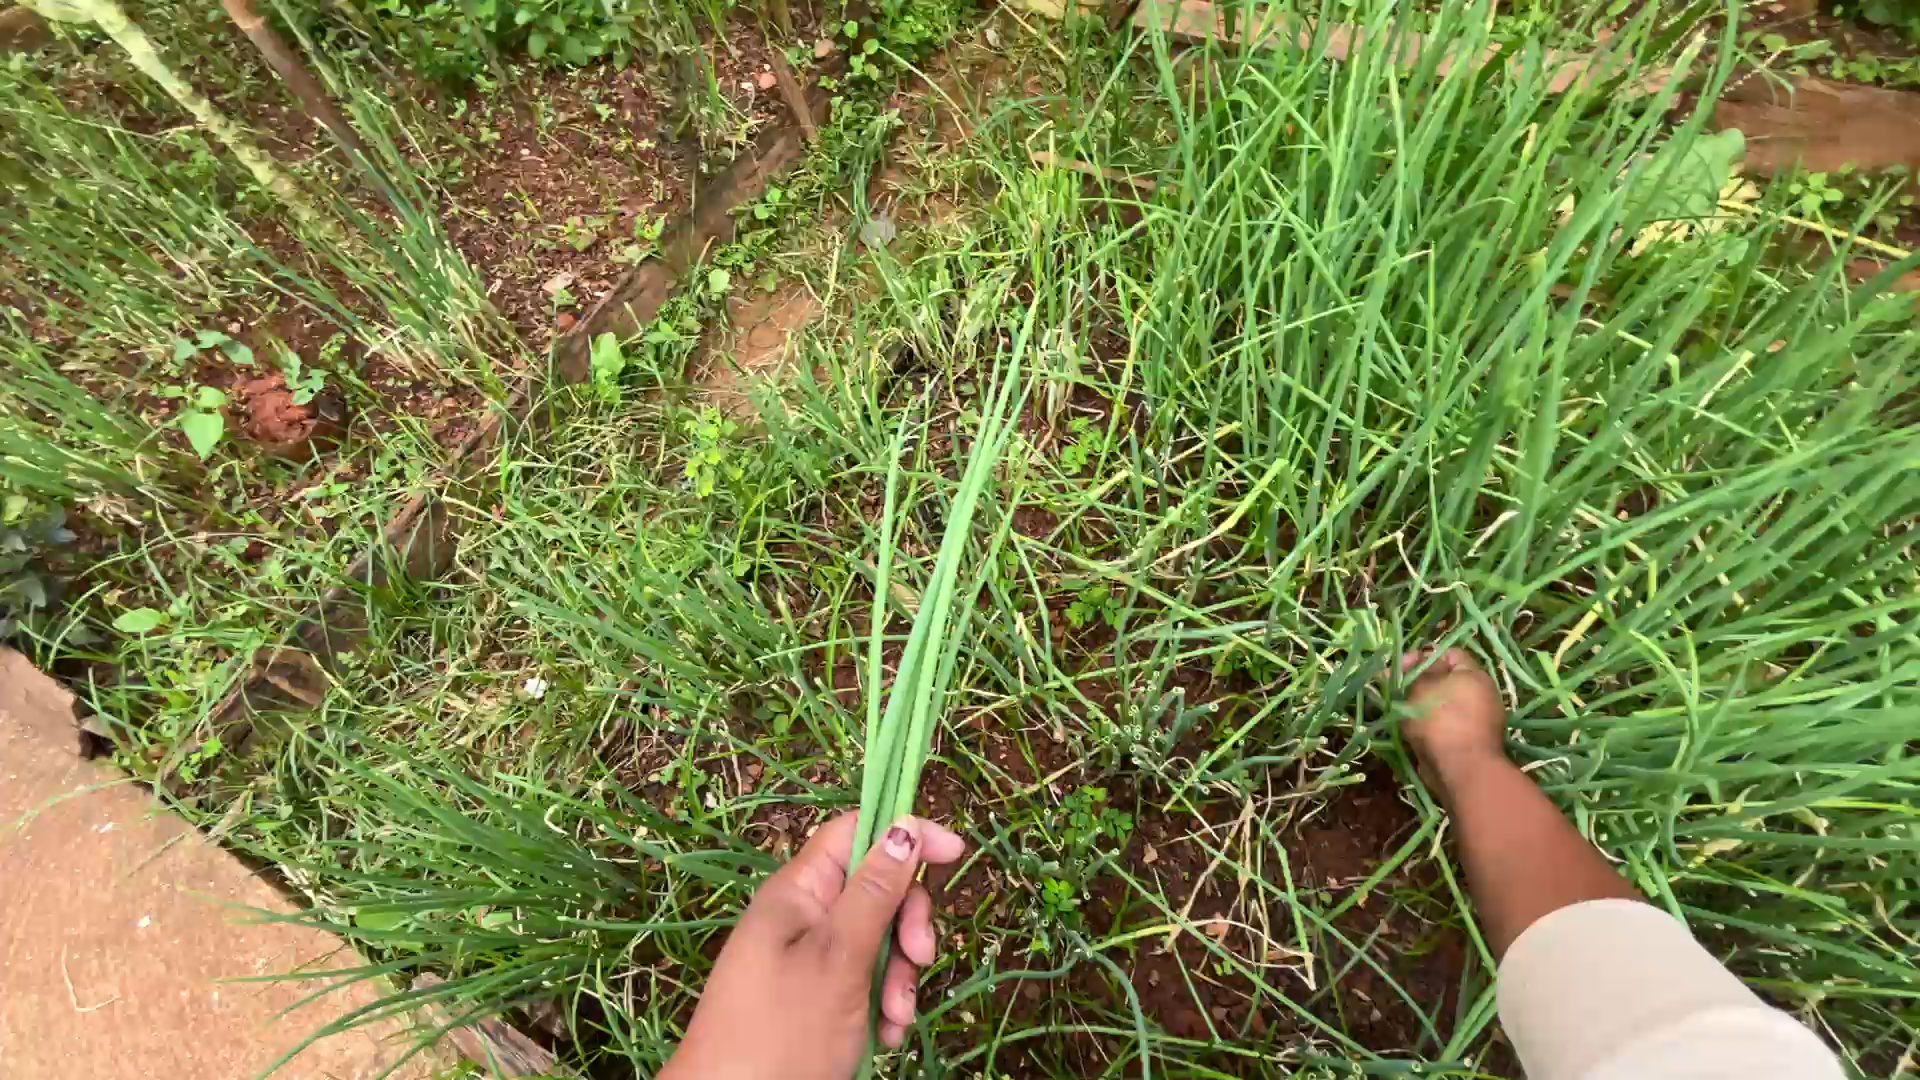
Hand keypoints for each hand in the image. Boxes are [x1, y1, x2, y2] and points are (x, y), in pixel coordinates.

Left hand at [660, 812, 965, 1079]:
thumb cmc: (782, 1035)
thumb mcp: (839, 958)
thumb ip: (874, 890)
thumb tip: (906, 824)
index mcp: (799, 890)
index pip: (856, 831)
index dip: (904, 832)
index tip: (954, 851)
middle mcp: (803, 916)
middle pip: (874, 886)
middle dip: (907, 920)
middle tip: (921, 956)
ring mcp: (807, 958)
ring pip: (875, 937)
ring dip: (899, 971)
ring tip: (896, 1016)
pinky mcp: (815, 997)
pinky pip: (863, 978)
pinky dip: (882, 1001)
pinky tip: (886, 1033)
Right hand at [1399, 646, 1506, 780]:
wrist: (1460, 768)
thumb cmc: (1440, 719)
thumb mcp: (1422, 686)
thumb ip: (1416, 670)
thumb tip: (1415, 662)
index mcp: (1474, 676)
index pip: (1449, 653)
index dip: (1422, 656)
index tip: (1401, 668)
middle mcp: (1480, 694)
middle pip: (1443, 678)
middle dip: (1415, 681)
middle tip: (1392, 688)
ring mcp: (1476, 719)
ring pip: (1440, 701)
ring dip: (1417, 703)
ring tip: (1395, 708)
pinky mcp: (1466, 739)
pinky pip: (1442, 722)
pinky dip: (1426, 722)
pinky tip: (1407, 726)